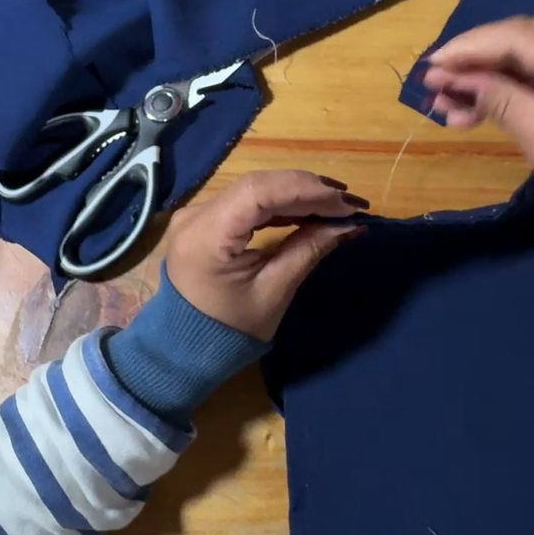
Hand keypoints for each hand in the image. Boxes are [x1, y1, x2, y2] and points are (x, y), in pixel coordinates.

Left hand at [162, 170, 367, 340]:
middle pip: (257, 185)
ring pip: (254, 189)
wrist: (184, 348)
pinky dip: (279, 204)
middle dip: (306, 189)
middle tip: (349, 202)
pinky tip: (309, 210)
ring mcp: (198, 214)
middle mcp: (196, 214)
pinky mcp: (206, 219)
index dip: (305, 189)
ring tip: (336, 204)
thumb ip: (308, 251)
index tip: (345, 201)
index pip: (258, 192)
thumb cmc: (229, 330)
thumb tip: (349, 225)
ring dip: (296, 194)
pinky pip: (246, 202)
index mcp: (206, 235)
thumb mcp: (273, 293)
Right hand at [420, 19, 533, 213]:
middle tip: (434, 90)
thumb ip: (498, 99)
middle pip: (521, 41)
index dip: (467, 48)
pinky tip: (483, 107)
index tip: (430, 67)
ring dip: (489, 77)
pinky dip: (515, 85)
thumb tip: (452, 77)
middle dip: (473, 64)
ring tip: (451, 108)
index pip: (516, 36)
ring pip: (530, 55)